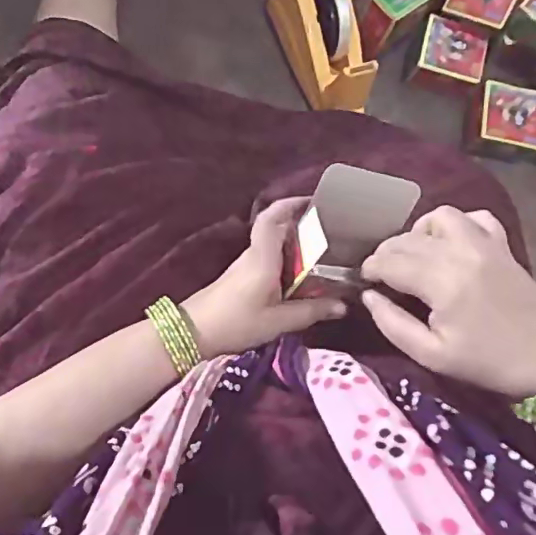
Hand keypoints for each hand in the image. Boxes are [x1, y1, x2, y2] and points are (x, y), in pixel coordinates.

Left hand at [183, 197, 347, 356]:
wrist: (192, 333)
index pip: (273, 217)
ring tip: (322, 255)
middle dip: (300, 225)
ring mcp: (244, 266)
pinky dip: (284, 262)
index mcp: (263, 257)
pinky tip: (299, 277)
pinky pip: (267, 260)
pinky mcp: (239, 279)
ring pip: (272, 246)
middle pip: (276, 229)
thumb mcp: (278, 321)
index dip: (291, 203)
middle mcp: (253, 255)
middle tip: (329, 232)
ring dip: (293, 245)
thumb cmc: (236, 322)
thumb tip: (342, 305)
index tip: (313, 201)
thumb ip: (311, 311)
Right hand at [359, 207, 535, 398]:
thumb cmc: (485, 363)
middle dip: (386, 253)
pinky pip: (473, 218)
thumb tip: (369, 296)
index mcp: (443, 282)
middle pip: (408, 239)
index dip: (370, 269)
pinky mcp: (503, 245)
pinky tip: (449, 244)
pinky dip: (455, 225)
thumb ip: (392, 324)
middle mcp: (462, 253)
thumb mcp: (430, 355)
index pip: (390, 261)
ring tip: (413, 255)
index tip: (363, 281)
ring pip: (438, 217)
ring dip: (417, 233)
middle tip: (380, 274)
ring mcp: (486, 244)